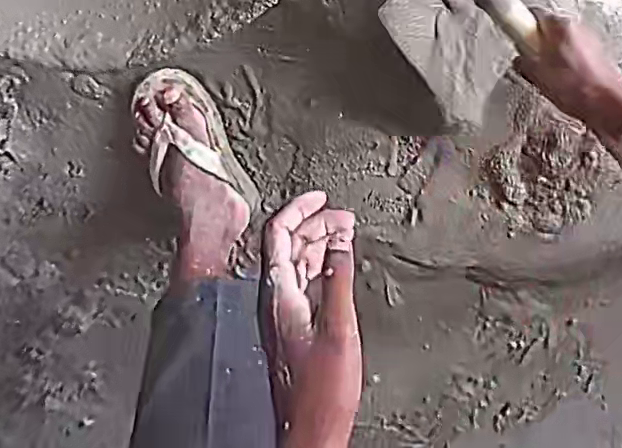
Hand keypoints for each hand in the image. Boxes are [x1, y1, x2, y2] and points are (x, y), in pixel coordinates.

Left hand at [260, 192, 360, 447]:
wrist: (310, 432)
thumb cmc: (320, 391)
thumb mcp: (337, 327)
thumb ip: (337, 279)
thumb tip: (341, 241)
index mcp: (278, 293)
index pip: (277, 233)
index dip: (298, 209)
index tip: (320, 197)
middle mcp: (275, 298)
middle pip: (289, 243)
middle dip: (317, 223)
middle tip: (345, 217)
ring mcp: (283, 311)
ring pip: (297, 260)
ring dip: (320, 241)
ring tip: (346, 233)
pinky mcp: (294, 324)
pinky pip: (304, 279)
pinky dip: (322, 262)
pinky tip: (338, 263)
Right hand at [514, 15, 621, 138]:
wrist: (611, 108)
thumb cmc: (577, 89)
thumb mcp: (539, 76)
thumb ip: (524, 62)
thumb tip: (519, 58)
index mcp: (560, 26)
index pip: (534, 13)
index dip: (521, 26)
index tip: (516, 38)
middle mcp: (578, 26)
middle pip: (549, 27)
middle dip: (538, 42)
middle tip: (531, 62)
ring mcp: (591, 39)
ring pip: (563, 40)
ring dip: (554, 53)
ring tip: (550, 76)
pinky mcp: (599, 54)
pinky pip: (576, 52)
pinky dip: (568, 62)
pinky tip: (567, 82)